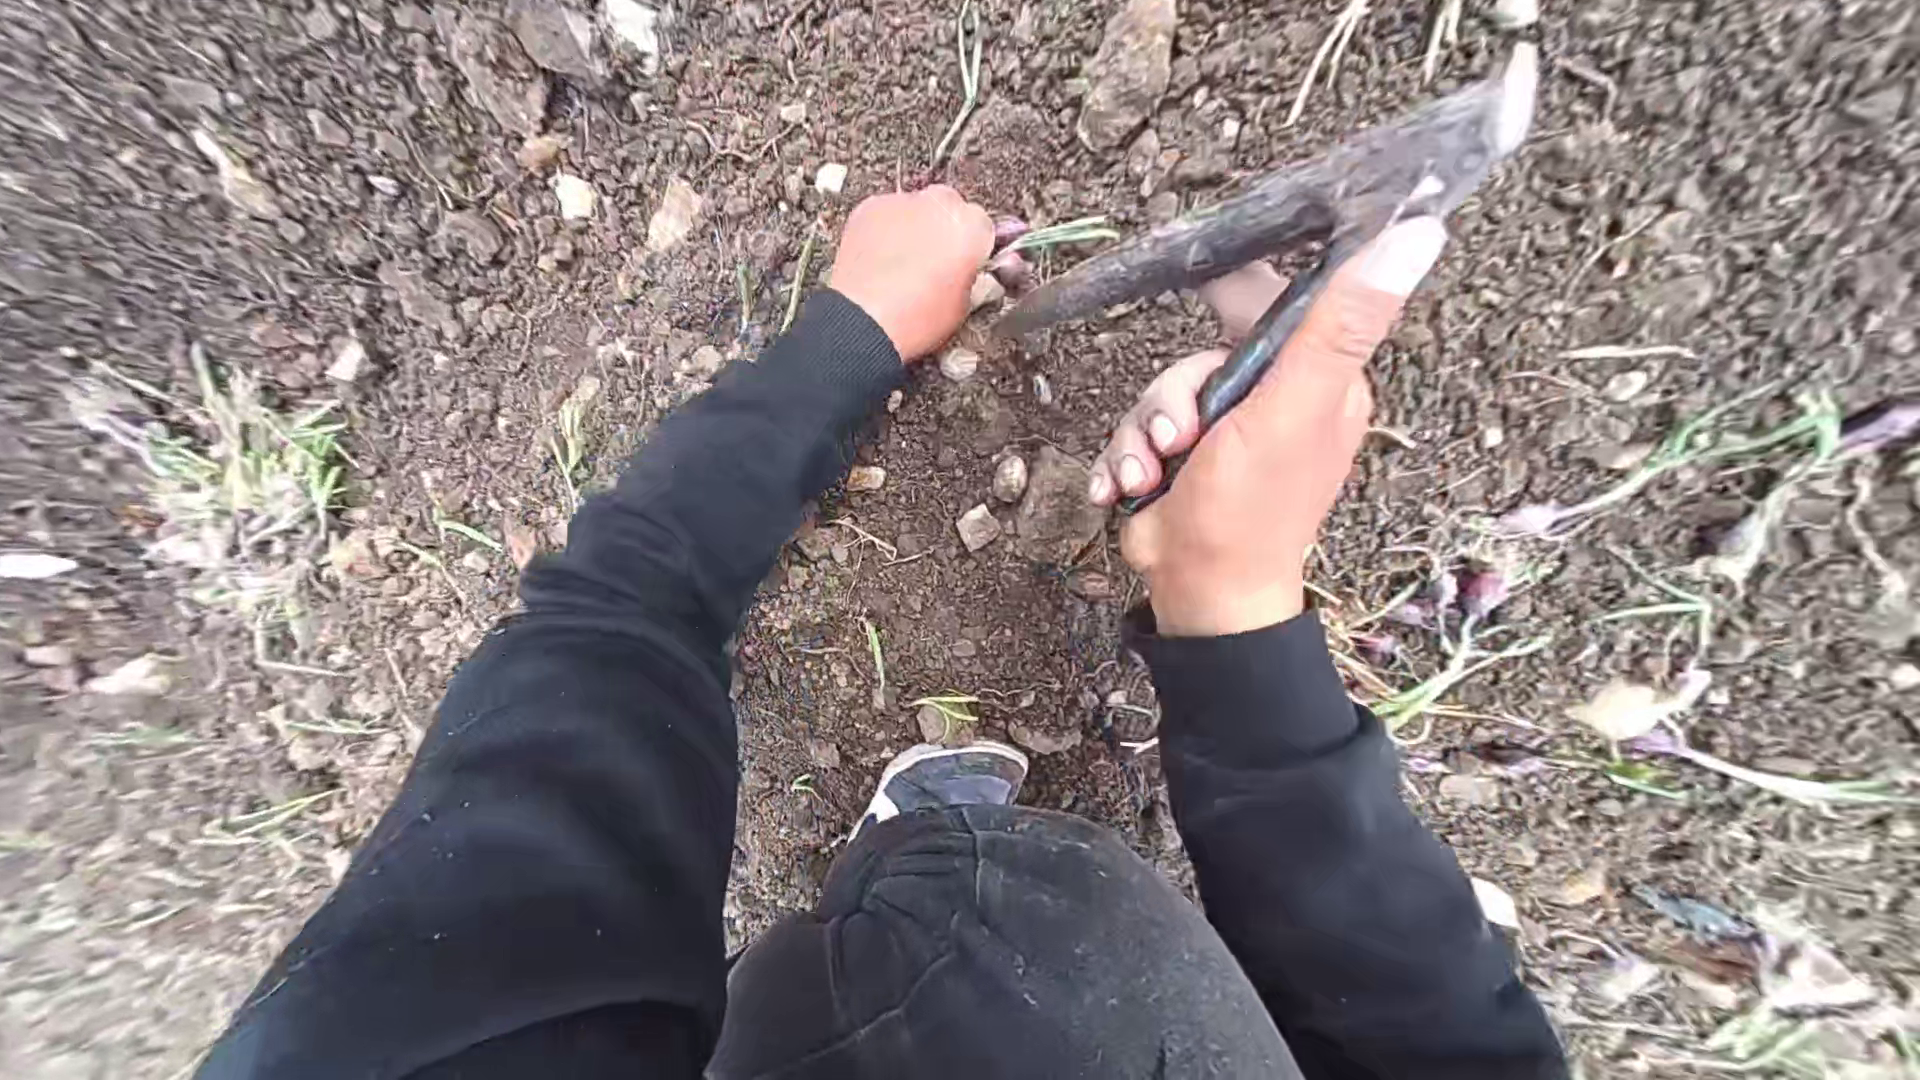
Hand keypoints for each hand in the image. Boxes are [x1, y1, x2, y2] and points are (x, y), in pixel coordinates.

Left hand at [829, 185, 994, 360]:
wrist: (866, 321)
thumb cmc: (915, 319)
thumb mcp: (961, 309)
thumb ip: (972, 280)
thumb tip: (970, 276)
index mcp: (971, 228)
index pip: (984, 227)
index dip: (974, 249)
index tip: (965, 265)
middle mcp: (939, 205)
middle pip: (950, 208)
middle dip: (944, 232)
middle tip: (934, 266)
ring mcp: (902, 203)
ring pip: (916, 209)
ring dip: (914, 230)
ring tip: (903, 268)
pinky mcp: (870, 207)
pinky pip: (886, 214)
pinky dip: (886, 231)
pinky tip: (882, 261)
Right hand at [1090, 217, 1448, 636]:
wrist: (1198, 589)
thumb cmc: (1249, 509)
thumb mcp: (1291, 412)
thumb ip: (1337, 330)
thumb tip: (1418, 230)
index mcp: (1309, 384)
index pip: (1275, 308)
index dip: (1235, 291)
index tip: (1197, 276)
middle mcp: (1263, 403)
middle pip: (1194, 361)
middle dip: (1168, 402)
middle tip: (1174, 440)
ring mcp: (1214, 436)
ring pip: (1154, 402)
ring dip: (1138, 441)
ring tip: (1142, 478)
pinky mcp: (1174, 463)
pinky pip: (1134, 438)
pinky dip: (1122, 463)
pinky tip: (1119, 491)